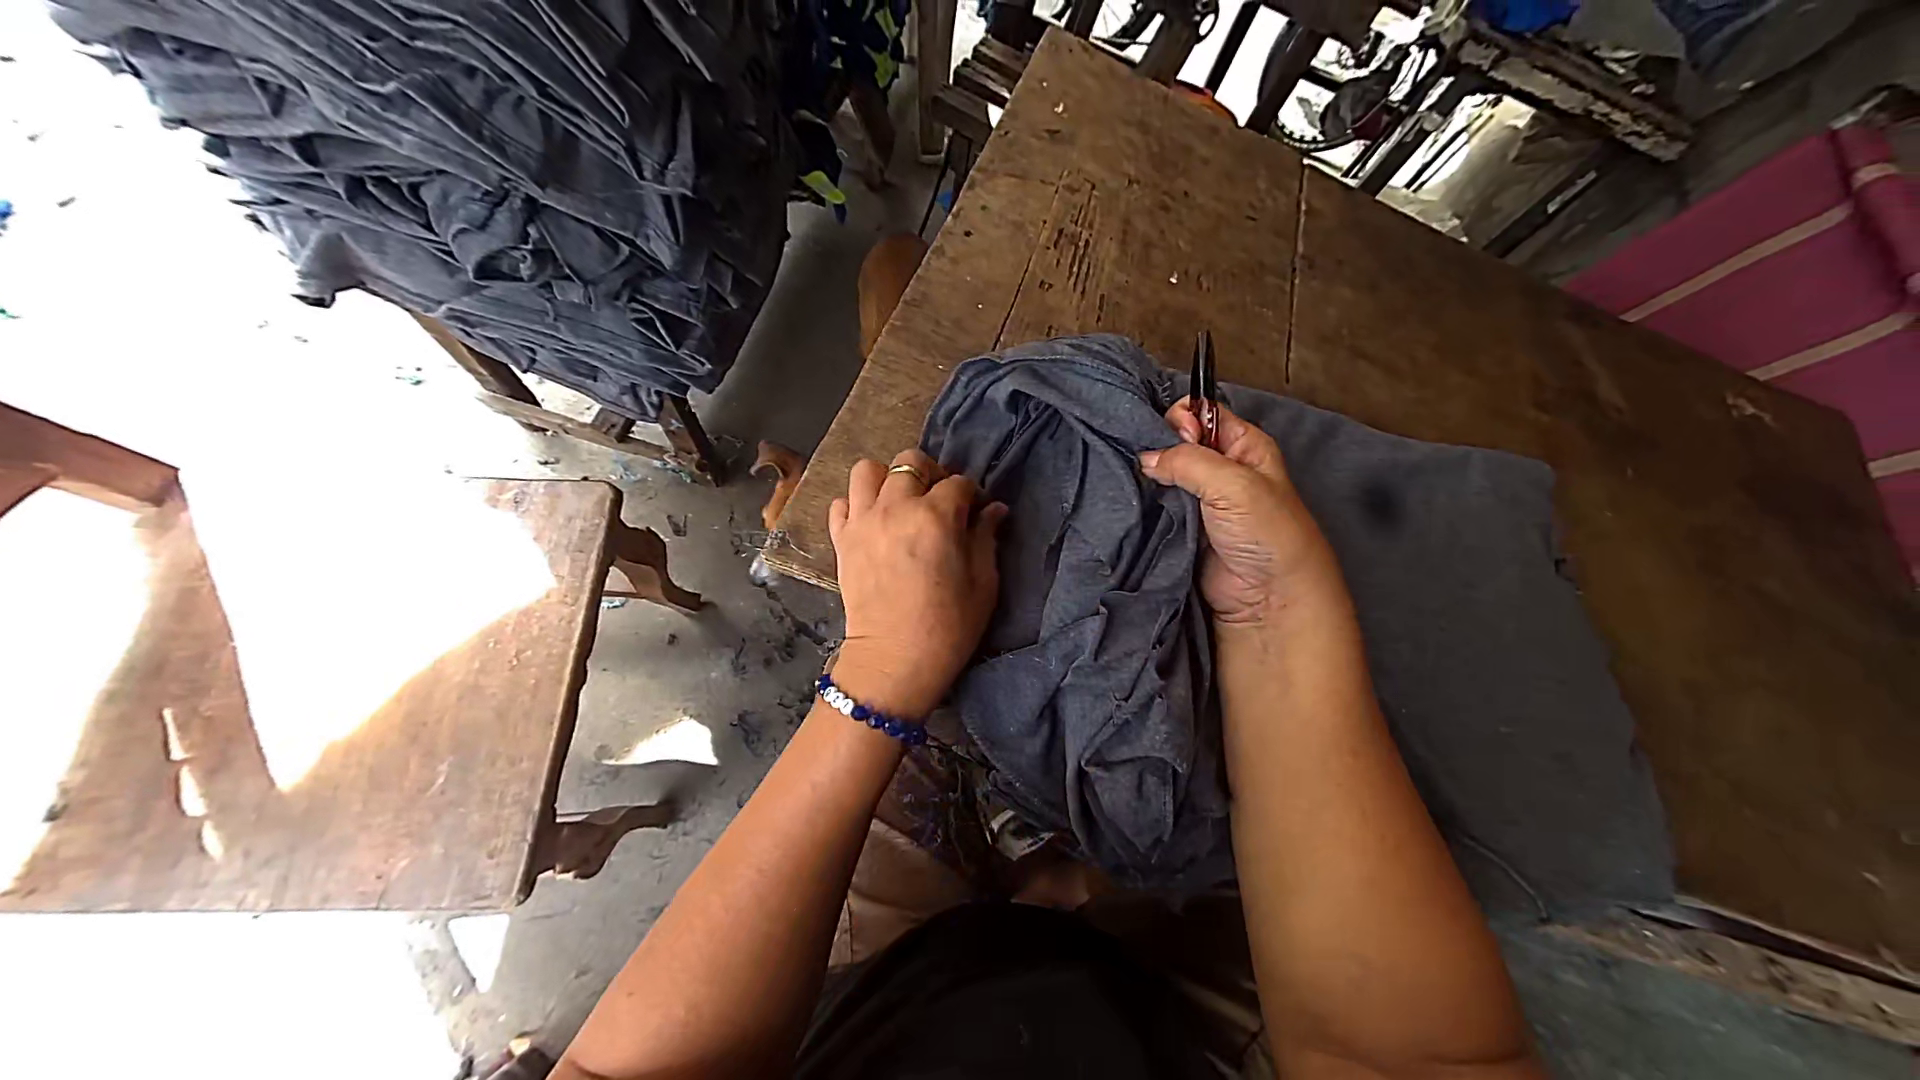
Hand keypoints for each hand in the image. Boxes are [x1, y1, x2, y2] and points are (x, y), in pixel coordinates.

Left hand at [829, 449, 1007, 716]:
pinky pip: (841, 503)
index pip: (958, 482)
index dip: (971, 494)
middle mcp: (895, 508)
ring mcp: (863, 522)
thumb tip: (994, 509)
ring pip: (867, 470)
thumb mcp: (983, 583)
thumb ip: (986, 537)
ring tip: (900, 503)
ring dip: (887, 479)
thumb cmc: (948, 626)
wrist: (894, 660)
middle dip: (930, 473)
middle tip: (938, 500)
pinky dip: (856, 505)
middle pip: (910, 462)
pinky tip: (872, 523)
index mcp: (936, 516)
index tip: (975, 512)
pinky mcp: (842, 540)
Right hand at [1140, 399, 1346, 627]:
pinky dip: (1147, 503)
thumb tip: (1146, 458)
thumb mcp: (1234, 483)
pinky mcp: (1183, 526)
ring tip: (1145, 486)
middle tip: (1160, 469)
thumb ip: (1187, 460)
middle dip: (1160, 448)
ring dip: (1151, 478)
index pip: (1203, 412)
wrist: (1267, 597)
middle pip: (1178, 441)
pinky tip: (1140, 502)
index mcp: (1244, 446)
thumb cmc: (1269, 536)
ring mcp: (1200, 499)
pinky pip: (1157, 504)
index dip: (1184, 418)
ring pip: (1164, 474)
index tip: (1177, 439)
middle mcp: (1221, 468)